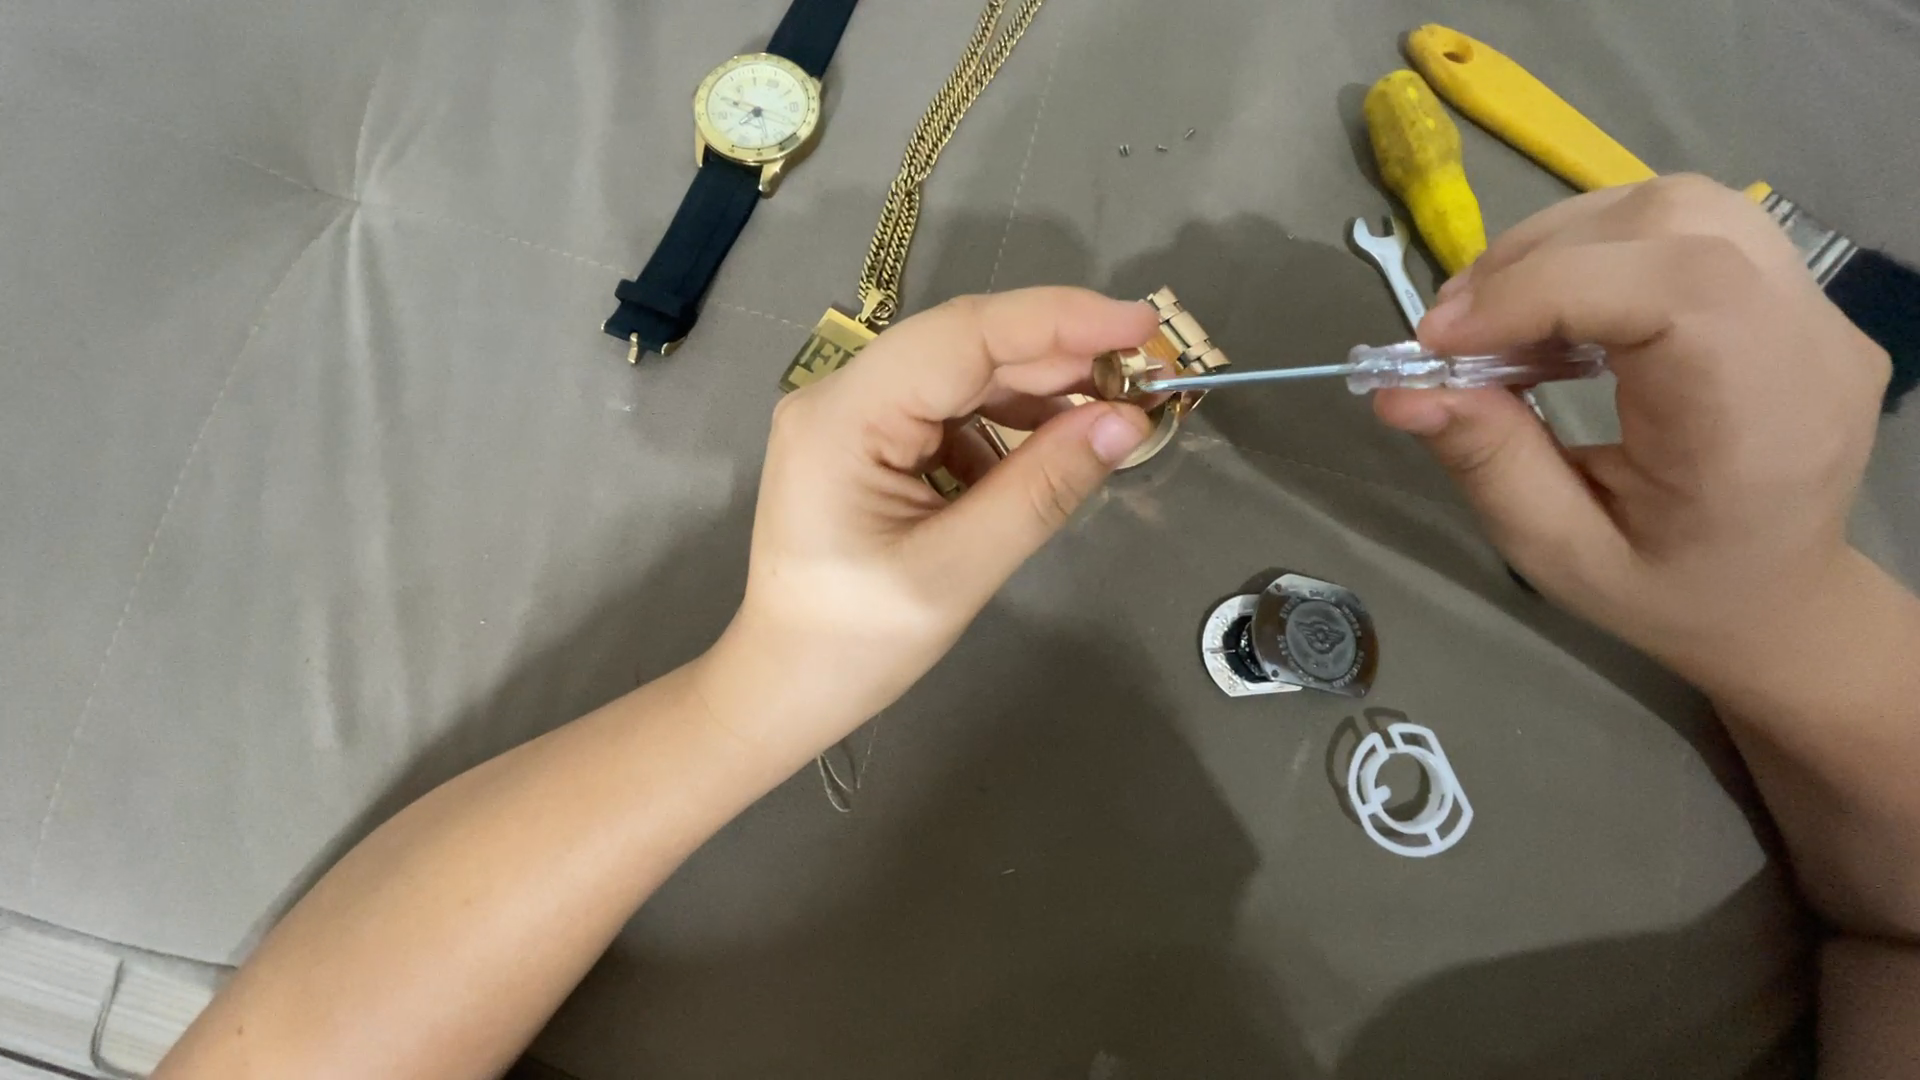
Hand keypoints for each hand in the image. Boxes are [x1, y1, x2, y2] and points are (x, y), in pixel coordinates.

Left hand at [697, 288, 1156, 761]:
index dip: (1059, 319)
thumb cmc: (857, 645)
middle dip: (1058, 356)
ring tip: (1106, 417)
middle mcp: (839, 395)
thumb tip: (1124, 422)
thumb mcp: (956, 573)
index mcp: (843, 418)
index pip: (963, 335)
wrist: (786, 684)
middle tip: (1143, 375)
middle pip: (963, 348)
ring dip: (1035, 392)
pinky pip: (945, 412)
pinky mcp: (864, 441)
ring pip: (959, 376)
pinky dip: (1001, 427)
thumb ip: (1041, 491)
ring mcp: (848, 415)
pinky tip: (1042, 453)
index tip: (1140, 324)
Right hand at [1375, 175, 1891, 688]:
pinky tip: (1537, 314)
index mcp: (1763, 420)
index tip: (1436, 342)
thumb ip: (1487, 463)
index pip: (1676, 289)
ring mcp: (1807, 305)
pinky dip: (1582, 251)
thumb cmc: (1663, 590)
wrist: (1771, 595)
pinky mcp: (1779, 294)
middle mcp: (1808, 339)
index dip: (1540, 292)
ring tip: (1484, 319)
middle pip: (1674, 221)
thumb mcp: (1555, 550)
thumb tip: (1400, 393)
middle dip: (1533, 260)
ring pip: (1674, 206)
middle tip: (1446, 332)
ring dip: (1552, 247)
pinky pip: (1677, 228)